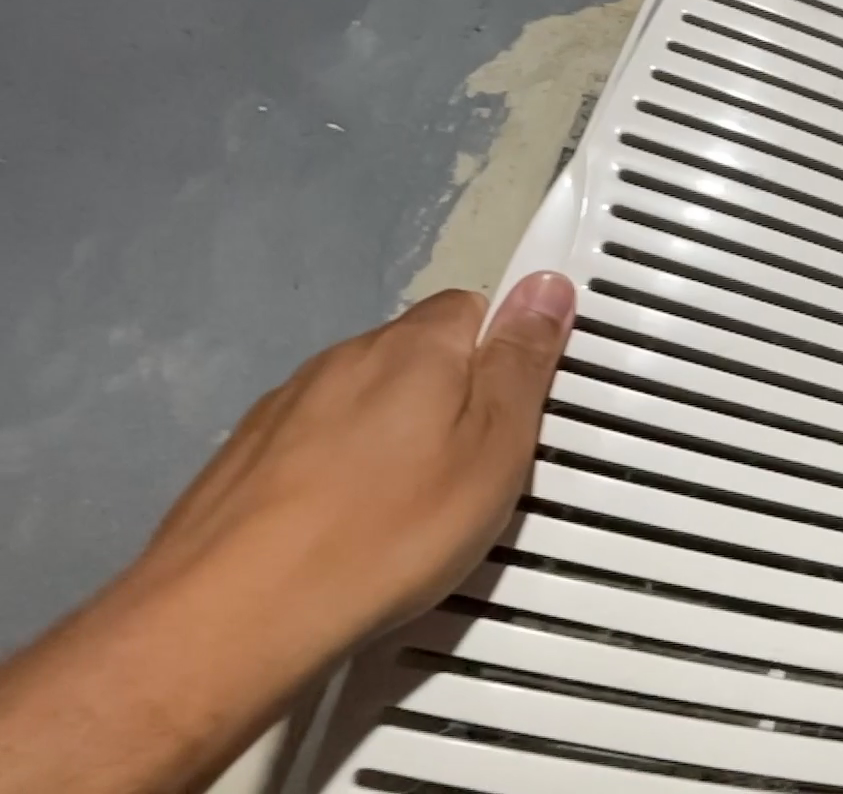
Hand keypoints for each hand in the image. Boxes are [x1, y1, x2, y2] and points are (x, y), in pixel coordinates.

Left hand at [0, 272, 574, 793]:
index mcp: (417, 345)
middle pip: (427, 351)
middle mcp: (347, 357)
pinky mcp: (245, 454)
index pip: (481, 304)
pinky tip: (357, 517)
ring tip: (420, 499)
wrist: (227, 625)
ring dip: (404, 427)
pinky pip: (325, 437)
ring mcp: (287, 404)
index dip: (510, 349)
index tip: (521, 406)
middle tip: (482, 461)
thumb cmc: (393, 528)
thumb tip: (546, 285)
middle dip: (460, 391)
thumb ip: (522, 360)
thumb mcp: (495, 444)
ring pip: (374, 395)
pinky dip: (351, 462)